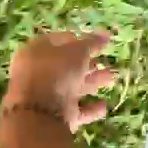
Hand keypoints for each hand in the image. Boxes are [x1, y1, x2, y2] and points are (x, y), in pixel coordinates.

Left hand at [3, 31, 118, 131]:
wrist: (40, 112)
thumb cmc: (56, 72)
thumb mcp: (77, 51)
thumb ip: (92, 42)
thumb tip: (105, 34)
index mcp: (35, 52)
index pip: (57, 41)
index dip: (78, 40)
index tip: (97, 43)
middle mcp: (38, 72)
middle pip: (66, 65)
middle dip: (89, 64)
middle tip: (106, 61)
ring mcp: (46, 94)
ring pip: (73, 85)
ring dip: (93, 82)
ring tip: (112, 78)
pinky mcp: (55, 113)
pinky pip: (76, 108)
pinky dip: (90, 107)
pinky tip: (104, 105)